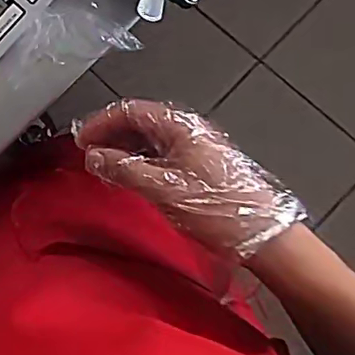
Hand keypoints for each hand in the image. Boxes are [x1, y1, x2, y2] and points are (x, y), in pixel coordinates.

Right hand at [73, 98, 304, 258]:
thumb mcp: (161, 188)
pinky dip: (141, 162)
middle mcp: (190, 131)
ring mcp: (199, 149)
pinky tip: (134, 179)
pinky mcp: (205, 168)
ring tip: (108, 170)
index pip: (128, 111)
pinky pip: (162, 155)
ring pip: (150, 140)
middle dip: (110, 136)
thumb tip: (93, 157)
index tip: (83, 141)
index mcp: (179, 126)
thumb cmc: (222, 212)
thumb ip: (121, 168)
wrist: (271, 243)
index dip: (99, 123)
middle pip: (139, 122)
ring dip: (124, 151)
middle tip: (91, 155)